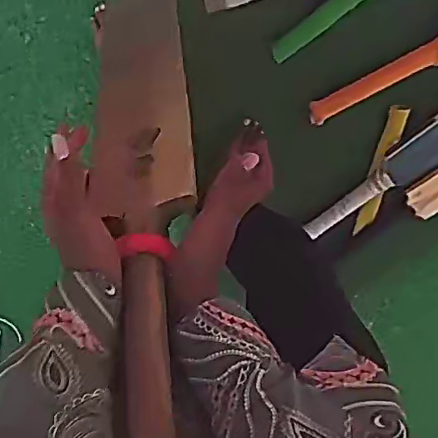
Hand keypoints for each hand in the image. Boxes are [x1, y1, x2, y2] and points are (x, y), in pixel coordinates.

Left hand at [40, 124, 121, 282]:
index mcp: (53, 203)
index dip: (63, 146)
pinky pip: (82, 200)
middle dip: (68, 155)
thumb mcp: (77, 208)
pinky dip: (88, 187)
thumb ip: (69, 175)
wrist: (97, 287)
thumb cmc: (87, 247)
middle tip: (82, 136)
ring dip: (78, 171)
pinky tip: (99, 189)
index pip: (55, 166)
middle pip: (59, 176)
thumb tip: (59, 140)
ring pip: (69, 188)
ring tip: (90, 157)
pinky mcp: (84, 231)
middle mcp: (57, 211)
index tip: (75, 126)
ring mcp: (70, 222)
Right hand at [169, 120, 273, 318]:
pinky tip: (195, 195)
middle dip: (246, 163)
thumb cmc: (196, 265)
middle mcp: (230, 222)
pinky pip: (211, 211)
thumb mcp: (215, 222)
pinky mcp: (199, 246)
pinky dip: (211, 195)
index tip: (252, 129)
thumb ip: (231, 191)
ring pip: (232, 199)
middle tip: (238, 139)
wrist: (181, 307)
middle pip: (248, 188)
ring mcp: (215, 235)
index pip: (256, 179)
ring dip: (230, 177)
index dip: (256, 156)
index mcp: (235, 213)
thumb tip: (252, 153)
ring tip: (219, 159)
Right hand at [202, 120, 272, 221]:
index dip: (257, 138)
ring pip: (249, 166)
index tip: (253, 125)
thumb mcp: (234, 169)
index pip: (263, 151)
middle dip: (251, 146)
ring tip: (238, 141)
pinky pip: (241, 172)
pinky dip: (237, 164)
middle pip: (258, 159)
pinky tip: (231, 158)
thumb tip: (251, 147)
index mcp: (264, 177)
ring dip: (243, 155)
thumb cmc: (227, 194)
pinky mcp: (239, 193)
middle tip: (246, 130)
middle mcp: (261, 184)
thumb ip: (242, 156)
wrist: (216, 219)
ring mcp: (251, 190)